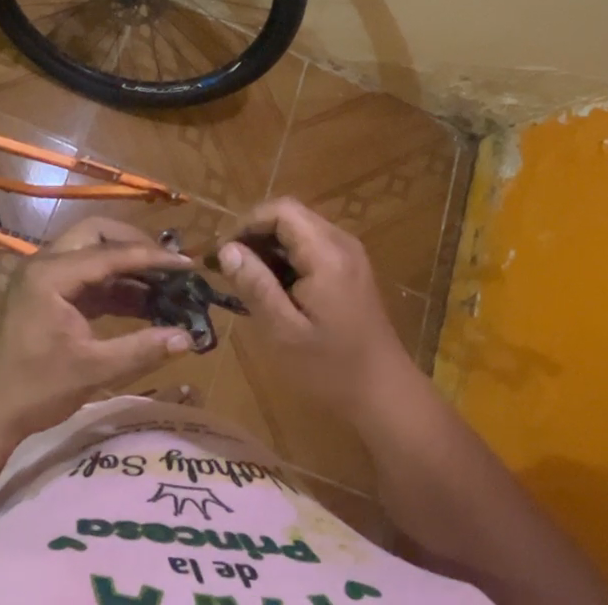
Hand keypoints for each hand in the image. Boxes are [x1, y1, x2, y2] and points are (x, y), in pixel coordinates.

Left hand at [0, 218, 195, 443]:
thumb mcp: (94, 370)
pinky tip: (144, 306)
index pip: (111, 253)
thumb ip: (143, 349)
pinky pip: (86, 277)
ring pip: (92, 254)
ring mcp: (43, 278)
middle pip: (98, 235)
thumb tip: (188, 338)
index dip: (153, 258)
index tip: (188, 264)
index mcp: (51, 274)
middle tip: (171, 268)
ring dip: (127, 268)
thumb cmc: (35, 389)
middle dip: (137, 247)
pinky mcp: (47, 295)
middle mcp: (45, 264)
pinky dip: (115, 287)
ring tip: (166, 288)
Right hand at [218, 197, 415, 408]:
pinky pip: (313, 249)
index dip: (246, 223)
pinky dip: (287, 260)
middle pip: (291, 216)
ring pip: (301, 232)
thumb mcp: (284, 332)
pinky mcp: (351, 273)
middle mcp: (342, 245)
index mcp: (326, 254)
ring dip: (269, 248)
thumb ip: (255, 286)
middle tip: (228, 268)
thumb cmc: (332, 370)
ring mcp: (350, 258)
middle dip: (255, 235)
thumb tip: (227, 250)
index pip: (281, 210)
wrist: (386, 397)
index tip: (221, 253)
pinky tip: (273, 291)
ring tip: (245, 280)